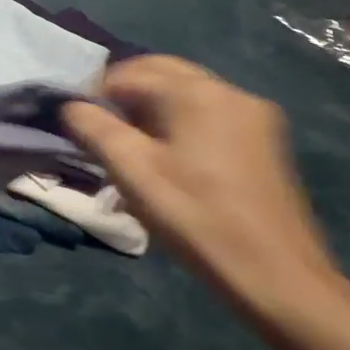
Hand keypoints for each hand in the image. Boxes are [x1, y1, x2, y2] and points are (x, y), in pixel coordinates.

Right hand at [62, 56, 335, 299]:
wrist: (278, 277)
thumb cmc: (196, 216)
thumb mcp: (128, 168)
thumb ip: (90, 125)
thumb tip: (71, 106)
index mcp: (197, 93)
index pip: (125, 73)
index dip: (93, 95)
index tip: (78, 128)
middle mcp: (230, 92)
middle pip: (159, 72)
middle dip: (122, 93)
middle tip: (99, 128)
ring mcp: (254, 116)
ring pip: (183, 91)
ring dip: (149, 106)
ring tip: (130, 144)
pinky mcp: (263, 141)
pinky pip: (206, 111)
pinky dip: (176, 119)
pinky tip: (167, 154)